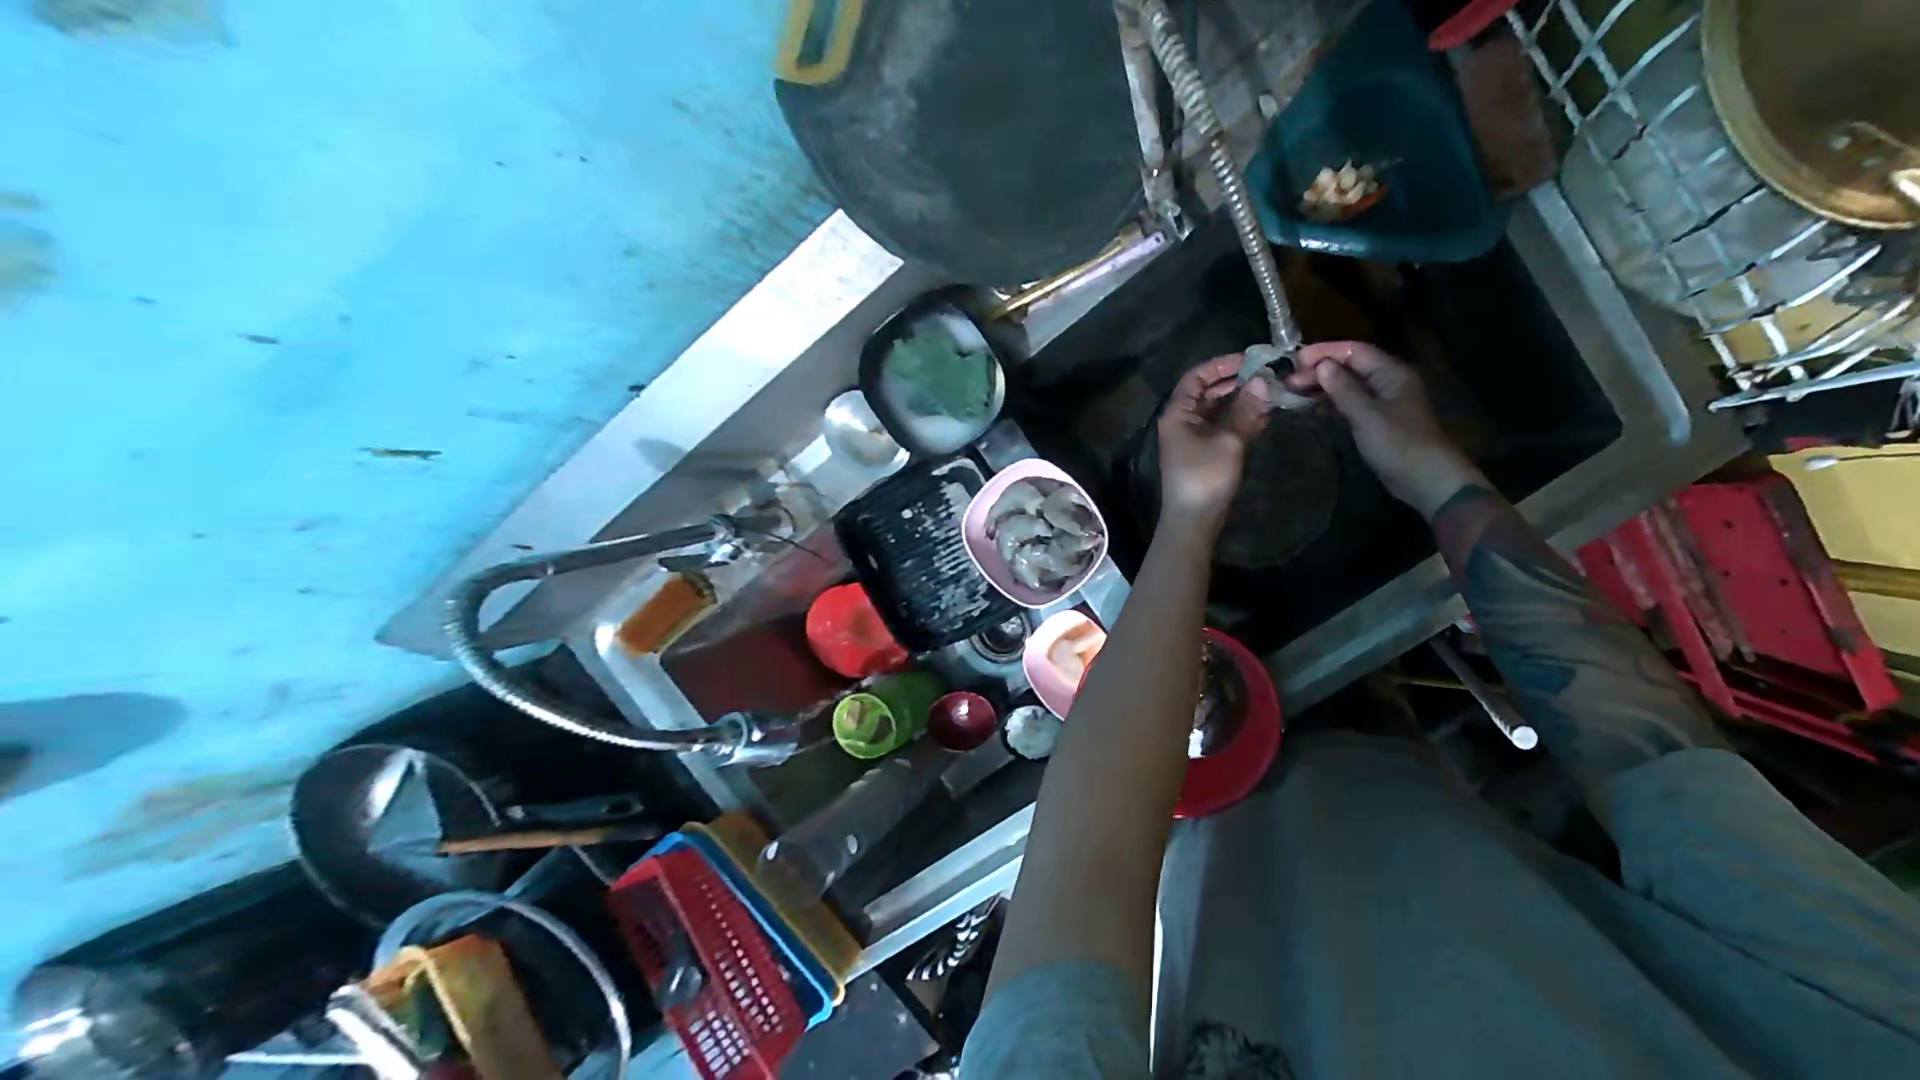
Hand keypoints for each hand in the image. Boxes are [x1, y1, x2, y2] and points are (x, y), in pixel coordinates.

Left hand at [1157, 355, 1271, 539]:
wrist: (1194, 520)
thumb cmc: (1205, 477)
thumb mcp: (1228, 441)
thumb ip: (1246, 410)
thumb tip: (1262, 381)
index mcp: (1178, 413)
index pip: (1196, 377)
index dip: (1221, 365)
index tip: (1250, 359)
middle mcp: (1183, 421)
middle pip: (1210, 392)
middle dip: (1238, 382)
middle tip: (1269, 375)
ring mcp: (1195, 437)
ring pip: (1220, 410)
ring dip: (1244, 401)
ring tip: (1272, 392)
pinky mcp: (1207, 452)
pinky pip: (1225, 427)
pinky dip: (1243, 419)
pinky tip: (1266, 414)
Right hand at [1284, 341, 1486, 517]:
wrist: (1423, 477)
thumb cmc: (1397, 443)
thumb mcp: (1366, 414)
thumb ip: (1343, 389)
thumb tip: (1321, 365)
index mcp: (1391, 373)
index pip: (1354, 351)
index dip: (1324, 352)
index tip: (1294, 360)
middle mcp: (1387, 381)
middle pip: (1349, 366)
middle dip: (1319, 370)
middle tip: (1287, 382)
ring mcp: (1382, 401)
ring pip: (1347, 384)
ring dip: (1321, 386)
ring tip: (1293, 392)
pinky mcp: (1375, 419)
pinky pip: (1349, 402)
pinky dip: (1329, 402)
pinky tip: (1311, 407)